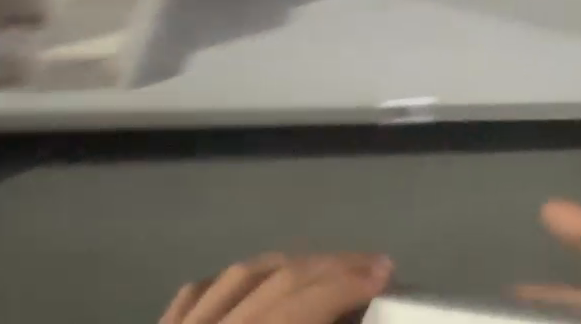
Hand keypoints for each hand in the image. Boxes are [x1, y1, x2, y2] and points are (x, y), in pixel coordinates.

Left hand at [161, 253, 392, 323]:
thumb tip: (349, 316)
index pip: (304, 305)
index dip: (348, 285)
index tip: (387, 274)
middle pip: (277, 280)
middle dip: (332, 267)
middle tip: (374, 266)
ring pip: (238, 276)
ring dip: (288, 264)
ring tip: (325, 266)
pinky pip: (193, 296)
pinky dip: (229, 282)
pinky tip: (249, 281)